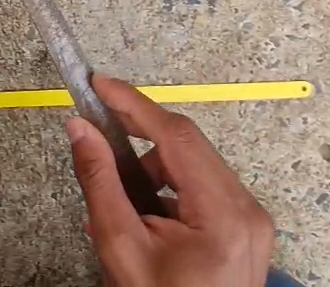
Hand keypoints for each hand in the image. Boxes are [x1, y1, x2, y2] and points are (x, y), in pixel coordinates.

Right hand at [66, 74, 275, 286]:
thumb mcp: (120, 246)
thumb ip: (99, 179)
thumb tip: (79, 126)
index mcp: (223, 216)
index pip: (175, 136)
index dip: (134, 103)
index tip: (98, 84)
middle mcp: (247, 210)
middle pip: (186, 143)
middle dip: (137, 128)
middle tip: (95, 120)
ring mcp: (251, 219)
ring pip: (192, 160)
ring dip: (150, 158)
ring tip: (118, 185)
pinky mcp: (244, 227)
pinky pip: (201, 182)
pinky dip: (166, 180)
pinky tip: (141, 203)